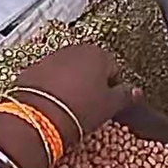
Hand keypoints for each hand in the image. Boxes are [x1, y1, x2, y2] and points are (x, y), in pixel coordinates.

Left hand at [9, 43, 137, 148]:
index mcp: (98, 54)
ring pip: (68, 72)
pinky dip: (52, 89)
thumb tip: (136, 91)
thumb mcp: (109, 106)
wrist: (38, 117)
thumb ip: (125, 95)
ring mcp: (50, 58)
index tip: (107, 105)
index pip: (114, 70)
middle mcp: (74, 50)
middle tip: (90, 107)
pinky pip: (48, 79)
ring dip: (71, 86)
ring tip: (70, 109)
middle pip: (90, 67)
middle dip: (91, 84)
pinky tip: (52, 106)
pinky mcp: (31, 70)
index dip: (113, 89)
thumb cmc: (79, 110)